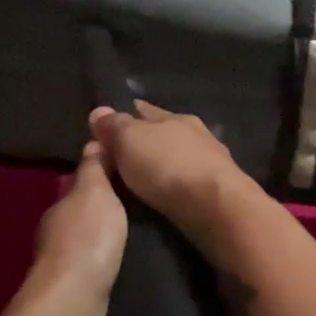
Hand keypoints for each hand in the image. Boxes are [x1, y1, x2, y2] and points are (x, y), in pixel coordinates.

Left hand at [28, 139, 126, 312]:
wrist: (76, 301)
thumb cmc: (87, 238)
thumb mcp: (95, 192)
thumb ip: (94, 168)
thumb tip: (94, 138)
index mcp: (61, 206)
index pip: (83, 183)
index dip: (104, 174)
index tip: (131, 167)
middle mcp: (58, 233)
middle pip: (85, 213)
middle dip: (108, 207)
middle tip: (144, 200)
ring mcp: (66, 265)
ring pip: (90, 241)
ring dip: (108, 236)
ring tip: (142, 230)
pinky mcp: (78, 291)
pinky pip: (96, 266)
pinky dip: (108, 260)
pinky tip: (126, 259)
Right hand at [88, 100, 256, 231]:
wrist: (215, 205)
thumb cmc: (167, 166)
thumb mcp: (130, 139)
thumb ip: (114, 126)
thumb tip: (100, 111)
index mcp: (175, 117)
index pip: (144, 110)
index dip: (125, 115)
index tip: (107, 124)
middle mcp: (195, 134)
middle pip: (162, 132)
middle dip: (143, 140)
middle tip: (117, 155)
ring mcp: (209, 161)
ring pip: (176, 156)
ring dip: (159, 162)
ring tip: (137, 177)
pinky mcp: (215, 189)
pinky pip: (185, 180)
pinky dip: (171, 183)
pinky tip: (163, 193)